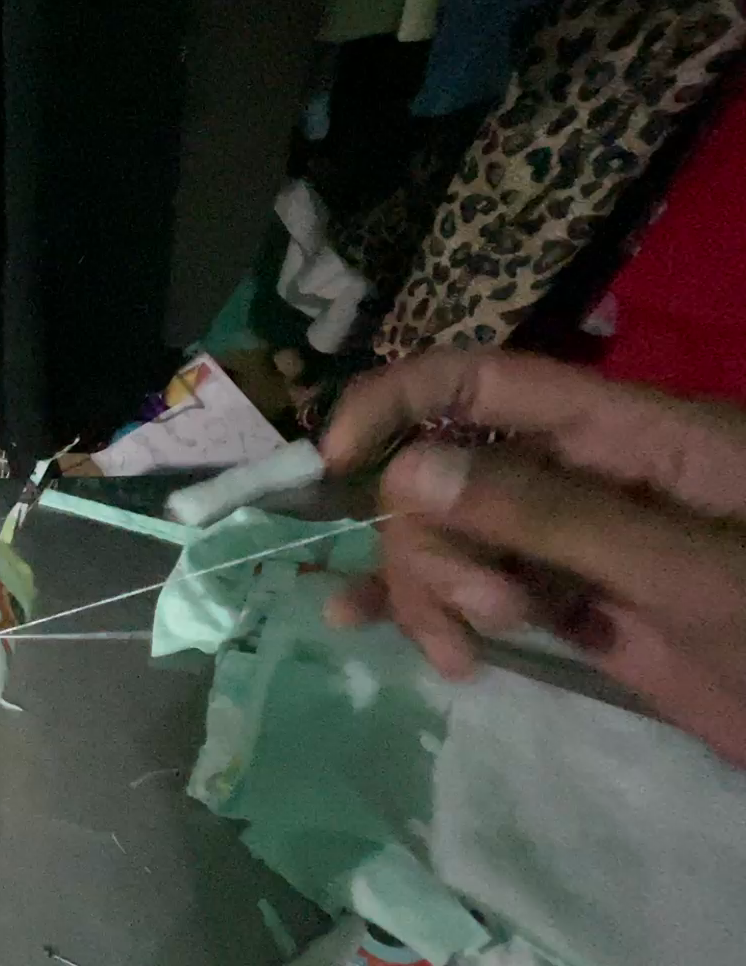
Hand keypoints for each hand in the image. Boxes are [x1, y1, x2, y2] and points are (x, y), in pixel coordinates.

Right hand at [321, 350, 745, 765]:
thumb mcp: (696, 574)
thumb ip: (548, 515)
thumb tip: (401, 470)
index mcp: (623, 436)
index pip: (478, 379)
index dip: (393, 401)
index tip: (336, 458)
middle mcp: (570, 474)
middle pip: (436, 477)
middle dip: (434, 546)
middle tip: (489, 609)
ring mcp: (553, 539)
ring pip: (433, 537)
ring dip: (428, 591)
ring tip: (466, 651)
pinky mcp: (546, 596)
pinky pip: (450, 585)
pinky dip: (409, 606)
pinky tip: (355, 620)